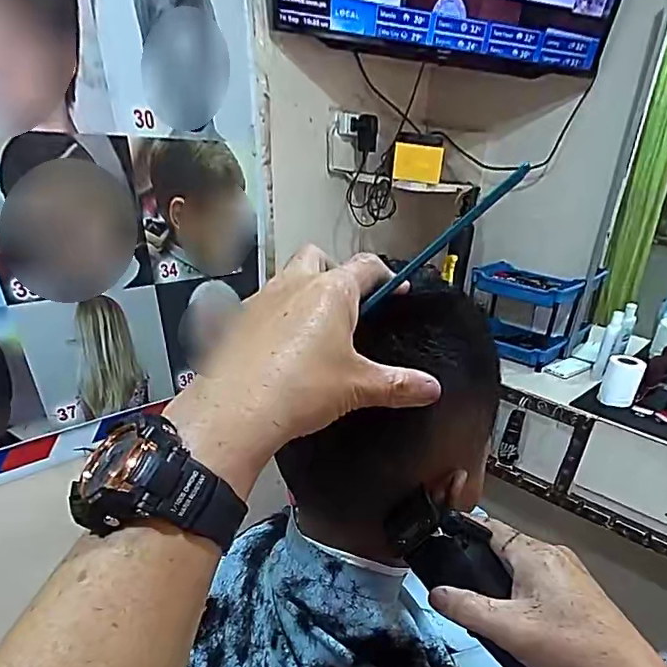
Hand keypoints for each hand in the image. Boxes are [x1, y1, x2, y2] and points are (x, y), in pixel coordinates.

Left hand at [166, 246, 439, 493]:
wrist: (237, 408)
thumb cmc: (297, 388)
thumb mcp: (359, 387)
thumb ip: (399, 385)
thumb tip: (429, 388)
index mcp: (332, 292)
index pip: (367, 267)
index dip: (387, 277)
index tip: (396, 289)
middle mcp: (295, 285)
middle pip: (320, 258)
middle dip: (337, 273)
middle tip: (350, 304)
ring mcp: (261, 300)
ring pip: (287, 279)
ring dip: (304, 292)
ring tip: (317, 329)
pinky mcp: (237, 321)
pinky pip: (261, 307)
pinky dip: (275, 318)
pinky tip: (282, 348)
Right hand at [426, 518, 666, 666]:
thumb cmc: (573, 644)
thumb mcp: (505, 628)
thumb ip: (465, 608)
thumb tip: (439, 594)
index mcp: (535, 555)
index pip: (491, 527)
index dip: (466, 530)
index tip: (449, 534)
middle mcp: (556, 557)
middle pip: (507, 549)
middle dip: (484, 566)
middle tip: (466, 588)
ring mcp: (571, 574)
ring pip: (526, 569)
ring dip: (506, 585)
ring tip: (496, 613)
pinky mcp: (580, 593)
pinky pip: (543, 584)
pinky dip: (527, 597)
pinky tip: (526, 624)